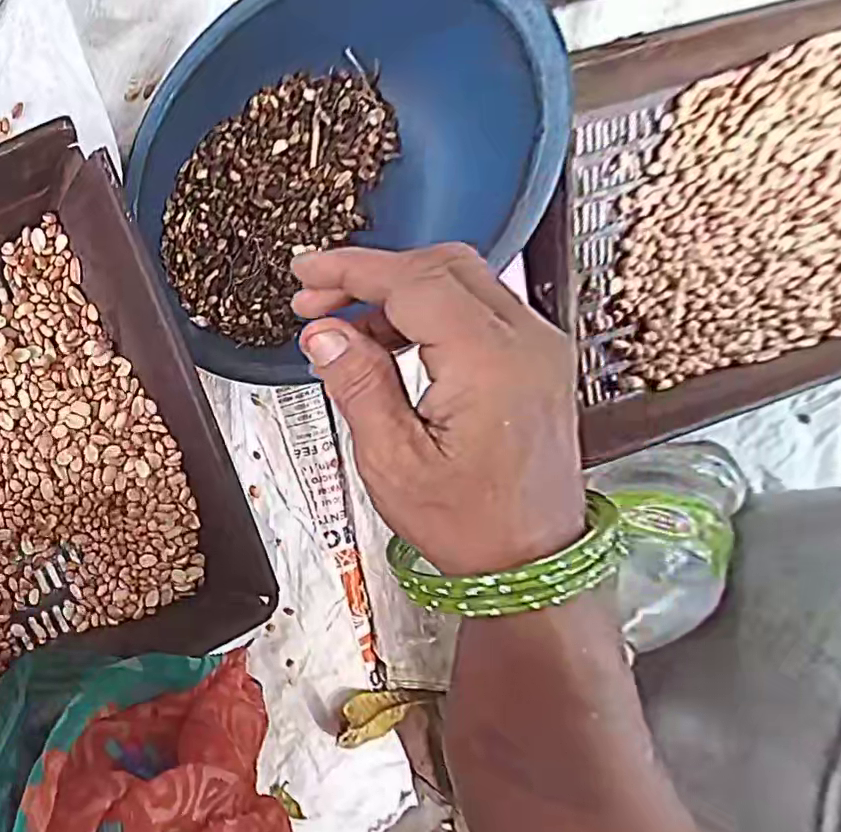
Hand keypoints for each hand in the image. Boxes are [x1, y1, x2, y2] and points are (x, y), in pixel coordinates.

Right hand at [291, 244, 584, 575]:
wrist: (526, 556)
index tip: (306, 271)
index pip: (415, 284)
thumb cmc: (461, 517)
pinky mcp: (530, 361)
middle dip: (370, 274)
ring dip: (393, 292)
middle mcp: (524, 341)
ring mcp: (535, 348)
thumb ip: (358, 385)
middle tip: (312, 297)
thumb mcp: (390, 458)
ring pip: (459, 282)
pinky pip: (471, 312)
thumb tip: (323, 334)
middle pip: (443, 266)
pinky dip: (419, 314)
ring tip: (336, 326)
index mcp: (489, 362)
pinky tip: (380, 343)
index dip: (353, 271)